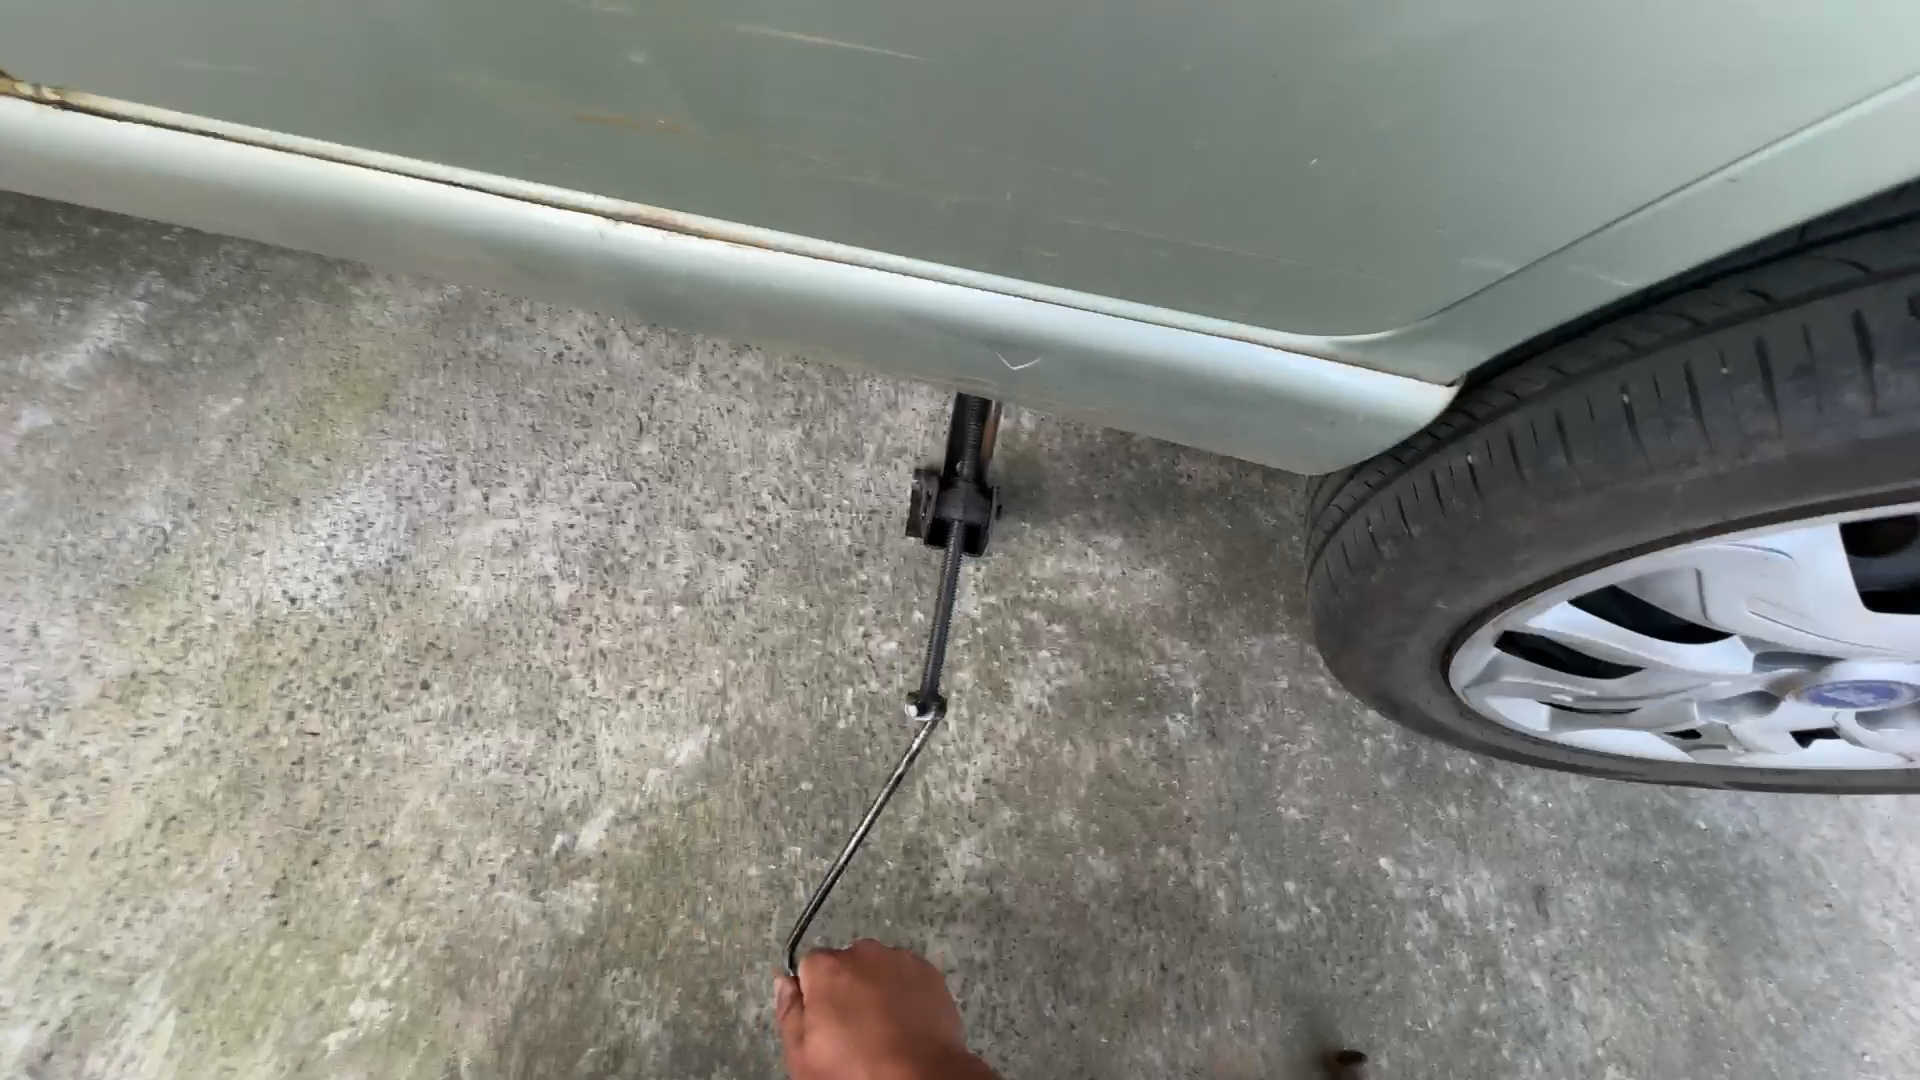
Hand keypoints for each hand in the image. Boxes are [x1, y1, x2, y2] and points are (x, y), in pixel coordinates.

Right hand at [774, 940, 998, 1079]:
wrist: (921, 1079)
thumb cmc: (854, 1071)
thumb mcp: (803, 1056)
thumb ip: (789, 1012)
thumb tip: (783, 980)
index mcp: (828, 967)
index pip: (810, 966)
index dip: (814, 994)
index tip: (824, 1022)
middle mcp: (864, 951)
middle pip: (845, 964)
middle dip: (846, 988)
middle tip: (854, 1029)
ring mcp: (899, 958)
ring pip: (878, 968)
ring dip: (876, 988)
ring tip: (883, 1029)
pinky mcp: (928, 970)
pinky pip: (906, 975)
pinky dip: (904, 992)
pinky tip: (905, 1023)